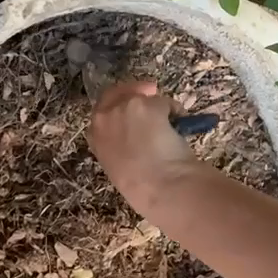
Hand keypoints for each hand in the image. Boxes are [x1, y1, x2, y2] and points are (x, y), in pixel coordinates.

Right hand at [88, 81, 201, 207]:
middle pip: (117, 93)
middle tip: (151, 92)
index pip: (100, 111)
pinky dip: (175, 111)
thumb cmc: (139, 187)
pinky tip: (181, 128)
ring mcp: (125, 108)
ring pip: (144, 98)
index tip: (129, 107)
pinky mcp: (149, 104)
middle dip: (134, 91)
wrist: (159, 185)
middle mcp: (104, 118)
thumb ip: (118, 145)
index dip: (116, 106)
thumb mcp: (117, 166)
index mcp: (95, 137)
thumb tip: (134, 138)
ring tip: (171, 124)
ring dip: (157, 106)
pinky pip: (164, 103)